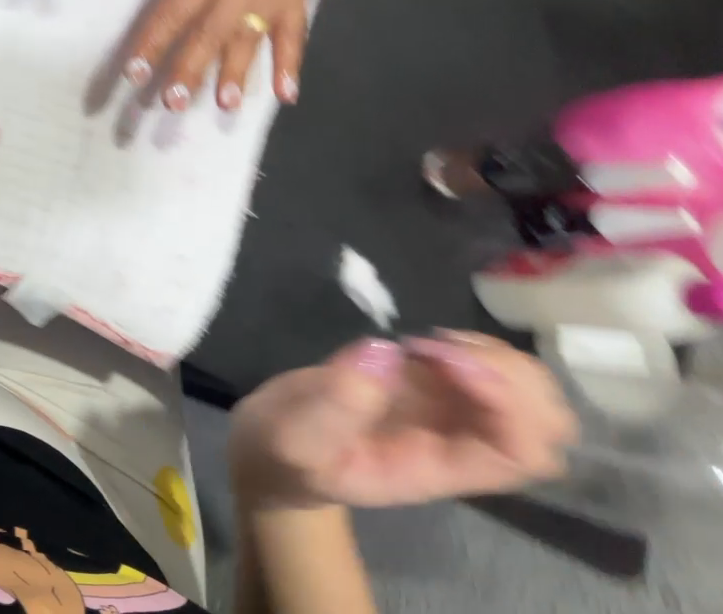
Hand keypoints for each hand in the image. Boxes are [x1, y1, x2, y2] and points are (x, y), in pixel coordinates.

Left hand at [110, 0, 359, 109]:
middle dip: (189, 71)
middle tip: (171, 104)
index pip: (174, 12)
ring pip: (249, 43)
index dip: (151, 43)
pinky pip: (294, 37)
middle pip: (209, 36)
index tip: (133, 72)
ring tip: (223, 106)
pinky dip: (290, 64)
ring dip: (235, 75)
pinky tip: (286, 95)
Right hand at [229, 331, 577, 510]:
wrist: (268, 450)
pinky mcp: (430, 386)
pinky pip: (485, 369)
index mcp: (438, 471)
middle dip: (508, 376)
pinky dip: (469, 347)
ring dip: (493, 357)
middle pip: (544, 423)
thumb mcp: (294, 439)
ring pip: (526, 392)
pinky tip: (423, 341)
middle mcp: (460, 445)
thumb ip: (334, 404)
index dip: (503, 403)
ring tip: (432, 342)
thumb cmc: (282, 455)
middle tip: (439, 347)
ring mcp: (450, 414)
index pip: (519, 452)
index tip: (441, 362)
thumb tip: (383, 351)